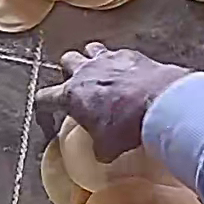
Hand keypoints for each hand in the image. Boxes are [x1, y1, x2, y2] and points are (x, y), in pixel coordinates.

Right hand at [33, 43, 190, 161]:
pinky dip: (121, 63)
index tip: (49, 119)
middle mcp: (85, 71)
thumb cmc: (127, 126)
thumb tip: (102, 153)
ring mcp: (108, 59)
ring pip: (90, 49)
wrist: (159, 104)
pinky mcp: (131, 54)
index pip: (44, 98)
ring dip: (92, 60)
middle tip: (79, 86)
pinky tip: (129, 75)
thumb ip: (99, 148)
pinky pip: (119, 53)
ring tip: (101, 74)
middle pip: (66, 61)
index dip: (43, 109)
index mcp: (71, 94)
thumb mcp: (107, 147)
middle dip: (69, 71)